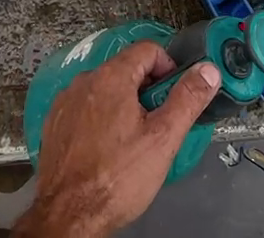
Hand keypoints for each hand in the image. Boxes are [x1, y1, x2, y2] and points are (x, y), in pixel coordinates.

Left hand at [14, 42, 221, 237]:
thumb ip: (187, 99)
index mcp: (111, 77)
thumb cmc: (117, 179)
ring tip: (133, 141)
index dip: (168, 68)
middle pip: (126, 68)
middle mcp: (85, 81)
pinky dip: (101, 118)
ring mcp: (67, 101)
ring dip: (124, 104)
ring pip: (105, 89)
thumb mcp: (163, 138)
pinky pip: (86, 107)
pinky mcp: (56, 122)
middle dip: (147, 90)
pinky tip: (107, 148)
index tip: (173, 95)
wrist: (69, 216)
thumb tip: (207, 71)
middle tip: (158, 124)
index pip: (148, 49)